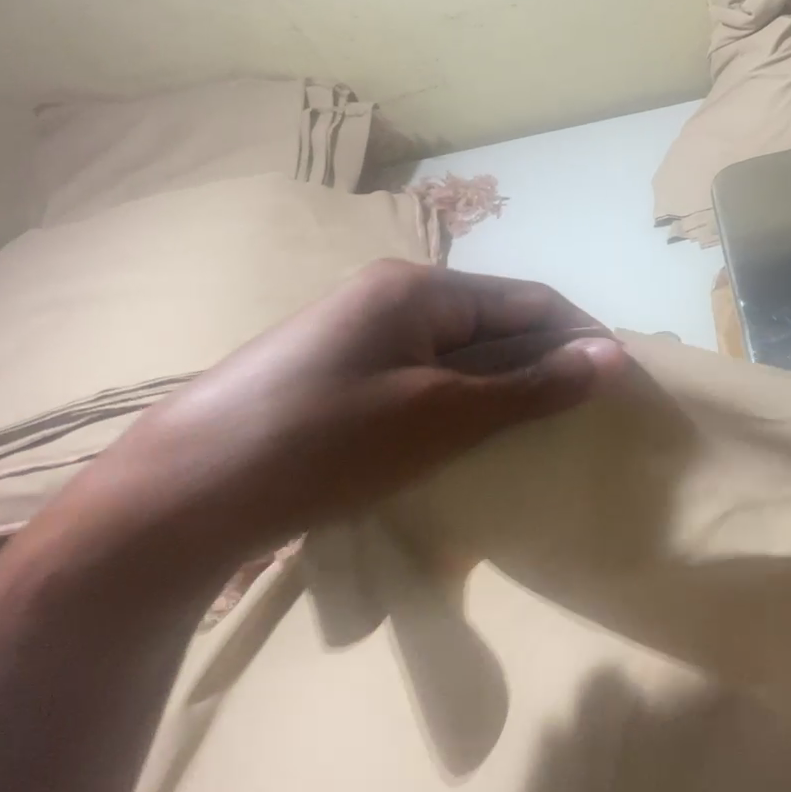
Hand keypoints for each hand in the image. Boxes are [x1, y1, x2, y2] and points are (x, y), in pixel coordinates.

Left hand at [65, 260, 628, 574]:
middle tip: (582, 419)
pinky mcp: (339, 376)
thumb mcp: (445, 417)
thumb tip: (615, 355)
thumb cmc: (323, 445)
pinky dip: (462, 406)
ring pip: (463, 356)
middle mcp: (392, 298)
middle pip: (498, 324)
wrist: (172, 503)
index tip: (618, 387)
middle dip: (545, 367)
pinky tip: (469, 443)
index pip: (532, 300)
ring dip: (505, 390)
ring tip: (535, 436)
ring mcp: (361, 337)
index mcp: (420, 288)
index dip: (582, 339)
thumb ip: (535, 385)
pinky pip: (426, 379)